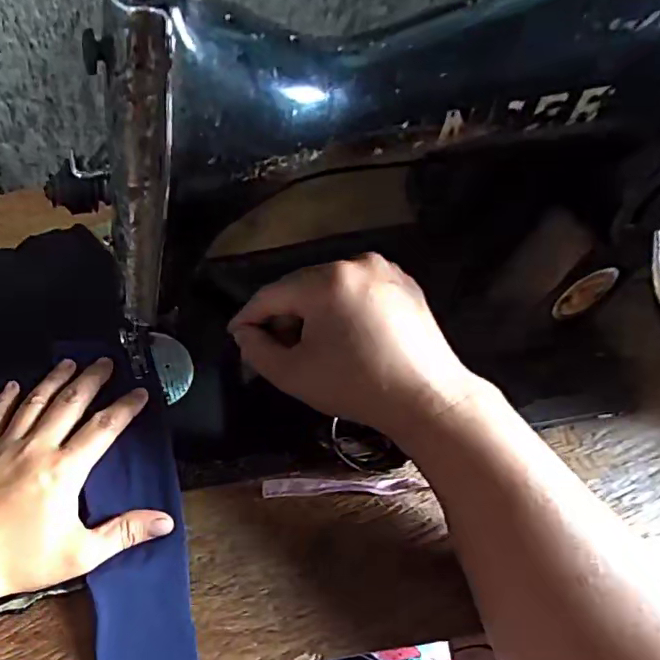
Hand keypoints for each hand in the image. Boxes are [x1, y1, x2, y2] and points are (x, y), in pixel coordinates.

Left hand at [0, 358, 173, 603]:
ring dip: (54, 380)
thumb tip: (163, 522)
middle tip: (105, 363)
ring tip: (68, 363)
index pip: (102, 429)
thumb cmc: (19, 560)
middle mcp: (35, 449)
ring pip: (34, 402)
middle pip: (69, 403)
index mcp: (64, 471)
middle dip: (91, 380)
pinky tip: (13, 386)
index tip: (138, 393)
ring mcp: (4, 448)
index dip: (124, 408)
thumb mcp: (81, 553)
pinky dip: (6, 398)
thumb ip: (124, 533)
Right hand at [229, 253, 486, 440]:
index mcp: (326, 281)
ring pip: (327, 289)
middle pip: (299, 287)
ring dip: (308, 314)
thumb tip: (244, 333)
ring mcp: (385, 270)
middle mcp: (356, 263)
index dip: (247, 317)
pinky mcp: (403, 284)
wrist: (425, 396)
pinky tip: (339, 340)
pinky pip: (355, 292)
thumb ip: (256, 349)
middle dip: (280, 317)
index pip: (271, 294)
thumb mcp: (290, 373)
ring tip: (305, 347)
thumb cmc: (352, 385)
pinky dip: (338, 311)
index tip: (234, 337)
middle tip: (269, 349)